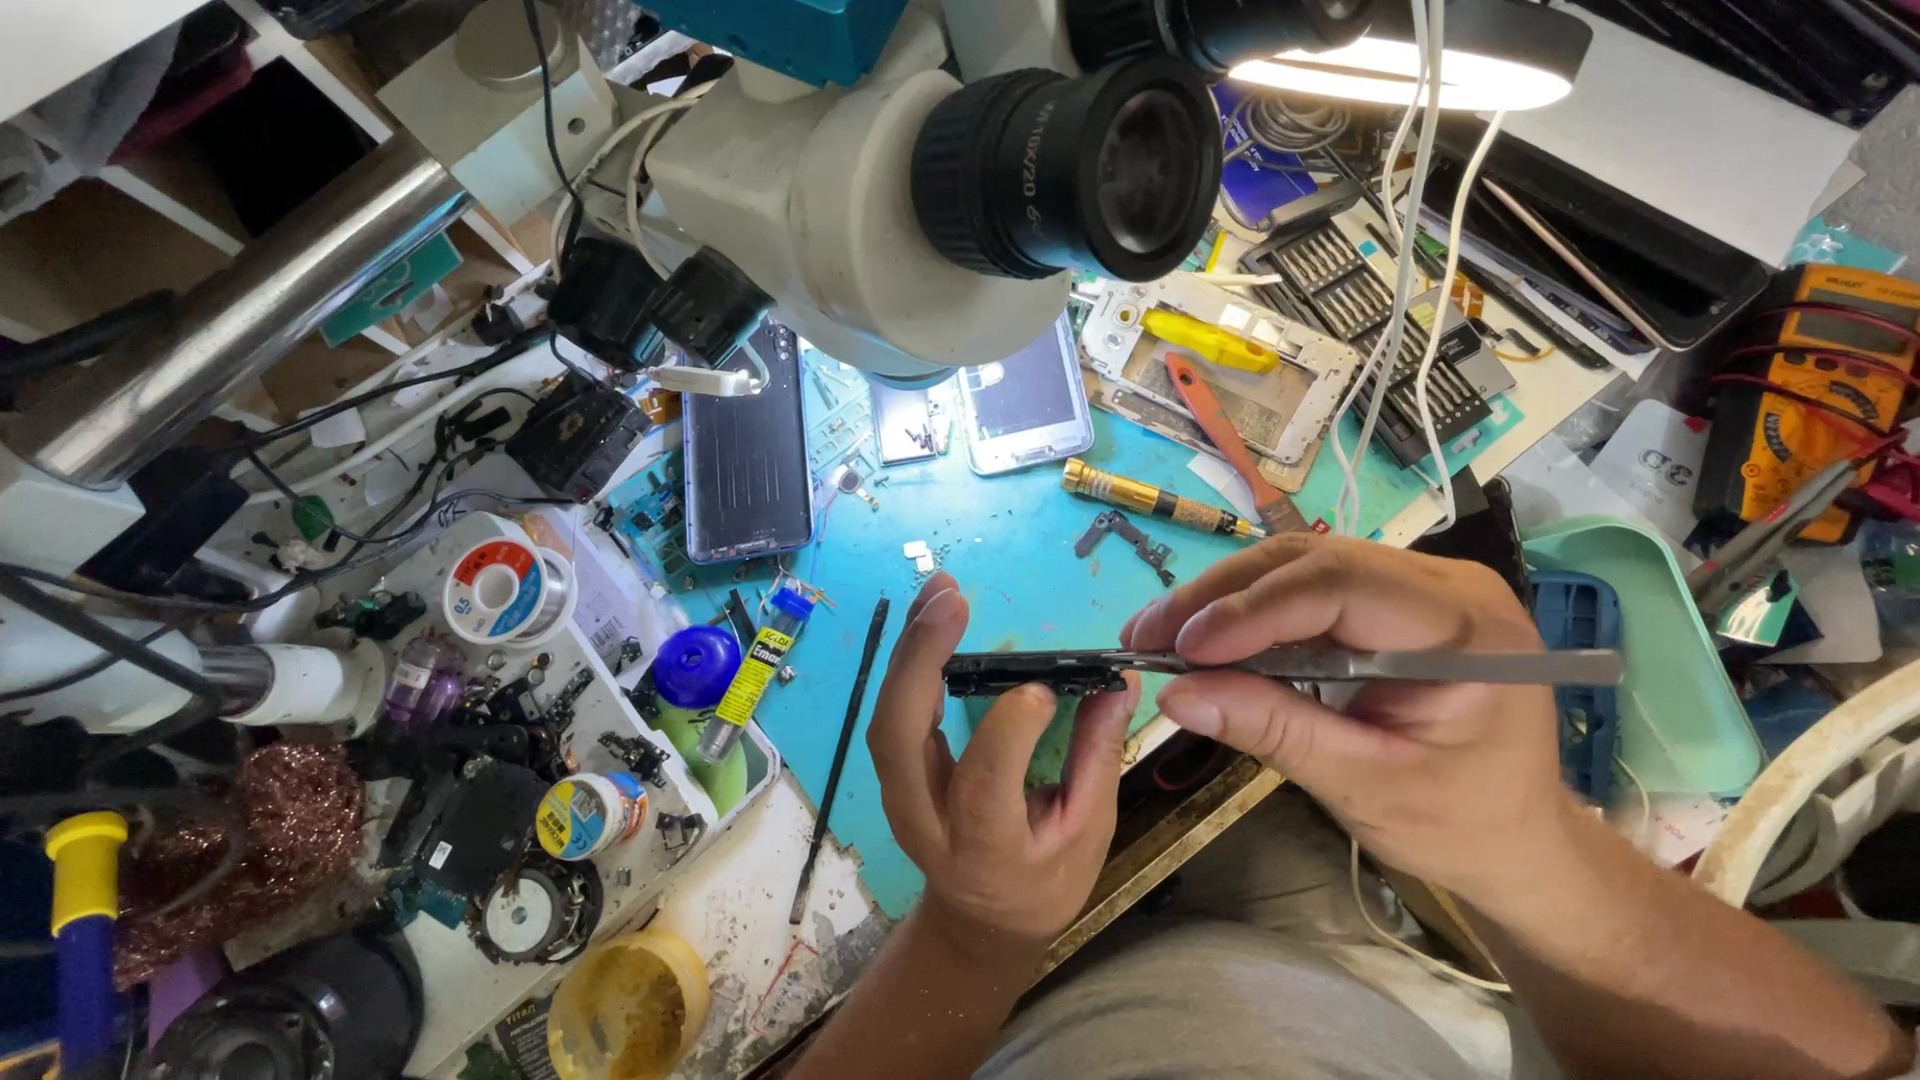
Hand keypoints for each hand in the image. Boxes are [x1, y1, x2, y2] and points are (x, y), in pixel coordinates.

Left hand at [868, 571, 1141, 954]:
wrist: (980, 918)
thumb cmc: (1041, 881)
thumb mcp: (1088, 833)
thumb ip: (1097, 758)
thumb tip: (1116, 683)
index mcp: (982, 848)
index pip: (982, 784)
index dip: (1007, 731)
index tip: (1044, 689)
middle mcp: (924, 817)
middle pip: (899, 737)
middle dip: (920, 661)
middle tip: (953, 599)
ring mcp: (900, 791)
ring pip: (887, 715)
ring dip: (910, 647)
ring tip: (940, 590)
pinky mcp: (896, 768)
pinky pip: (893, 709)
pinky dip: (909, 658)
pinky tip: (932, 617)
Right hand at [1121, 533, 1574, 903]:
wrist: (1516, 836)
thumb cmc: (1461, 824)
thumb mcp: (1365, 786)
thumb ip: (1274, 732)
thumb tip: (1176, 695)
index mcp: (1466, 630)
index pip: (1343, 585)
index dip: (1254, 609)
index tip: (1183, 648)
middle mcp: (1443, 585)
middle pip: (1309, 560)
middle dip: (1219, 596)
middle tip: (1145, 634)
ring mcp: (1413, 586)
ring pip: (1294, 564)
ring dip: (1219, 597)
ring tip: (1154, 632)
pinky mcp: (1382, 600)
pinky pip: (1299, 586)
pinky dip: (1241, 610)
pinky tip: (1197, 634)